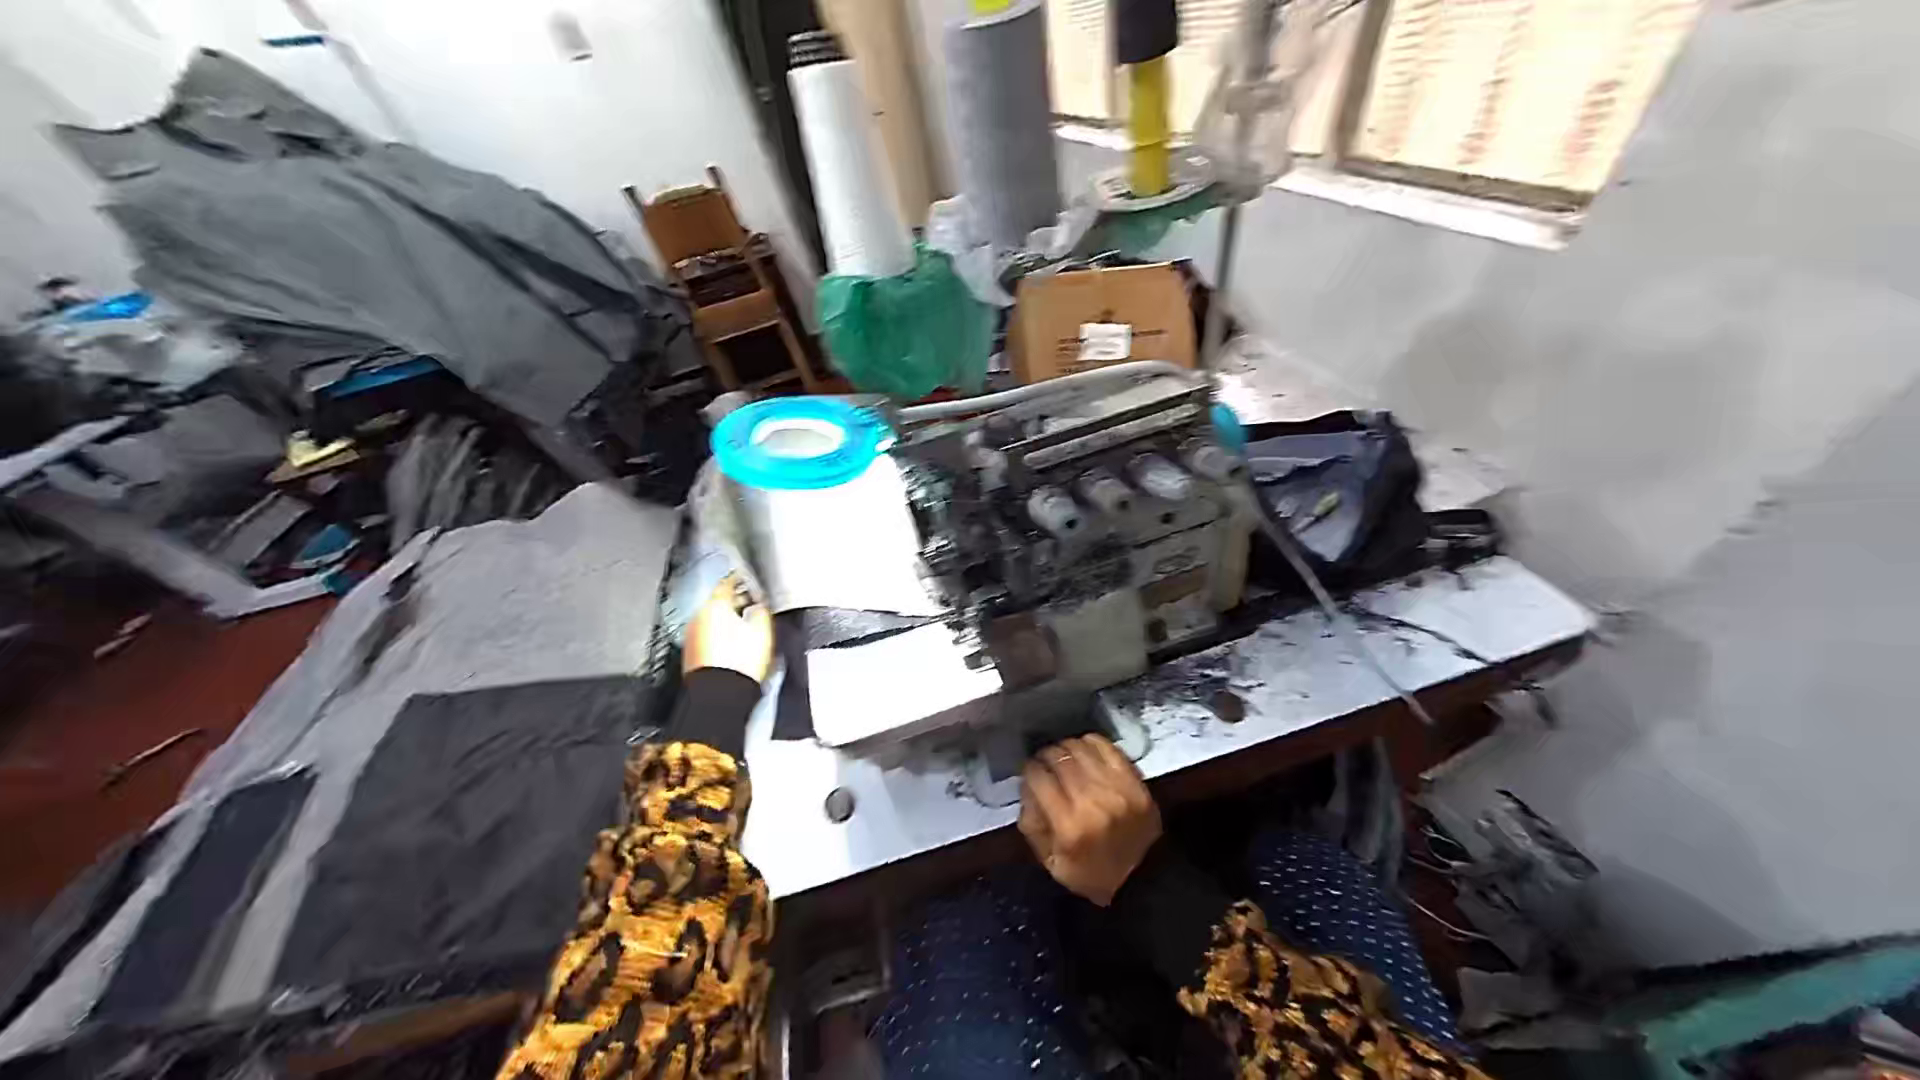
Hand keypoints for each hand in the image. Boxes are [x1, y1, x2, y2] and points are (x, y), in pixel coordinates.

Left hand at [684, 574, 773, 681]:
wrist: (720, 695)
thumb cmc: (739, 663)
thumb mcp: (762, 630)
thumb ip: (761, 610)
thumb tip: (760, 606)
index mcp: (715, 606)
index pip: (727, 583)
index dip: (740, 580)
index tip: (746, 579)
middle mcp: (699, 618)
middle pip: (718, 602)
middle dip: (735, 602)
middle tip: (752, 604)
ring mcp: (693, 637)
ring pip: (712, 620)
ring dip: (727, 620)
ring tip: (745, 627)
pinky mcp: (692, 654)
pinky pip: (708, 637)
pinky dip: (719, 636)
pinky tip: (734, 645)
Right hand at [1018, 734, 1161, 905]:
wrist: (1143, 880)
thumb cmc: (1092, 874)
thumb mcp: (1052, 862)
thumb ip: (1032, 824)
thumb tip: (1027, 787)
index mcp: (1068, 826)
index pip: (1038, 777)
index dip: (1029, 769)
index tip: (1030, 771)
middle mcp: (1091, 802)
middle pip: (1058, 758)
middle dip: (1046, 756)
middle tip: (1045, 762)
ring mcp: (1116, 789)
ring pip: (1080, 748)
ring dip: (1067, 748)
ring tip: (1065, 757)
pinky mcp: (1135, 782)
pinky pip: (1107, 747)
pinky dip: (1091, 743)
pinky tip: (1086, 752)